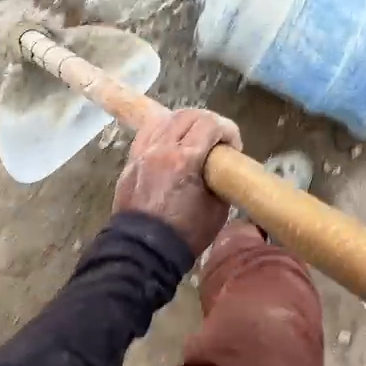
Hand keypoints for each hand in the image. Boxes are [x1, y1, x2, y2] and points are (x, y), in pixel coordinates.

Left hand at [113, 109, 241, 256]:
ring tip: (196, 137)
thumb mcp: (217, 209)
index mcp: (184, 160)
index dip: (228, 129)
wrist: (143, 251)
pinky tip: (173, 139)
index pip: (210, 124)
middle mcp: (162, 148)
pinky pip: (149, 131)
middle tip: (218, 139)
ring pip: (167, 118)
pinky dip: (165, 129)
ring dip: (186, 122)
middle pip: (188, 115)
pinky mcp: (132, 159)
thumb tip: (223, 167)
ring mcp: (143, 152)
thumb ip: (221, 180)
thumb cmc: (184, 234)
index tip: (233, 146)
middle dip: (209, 121)